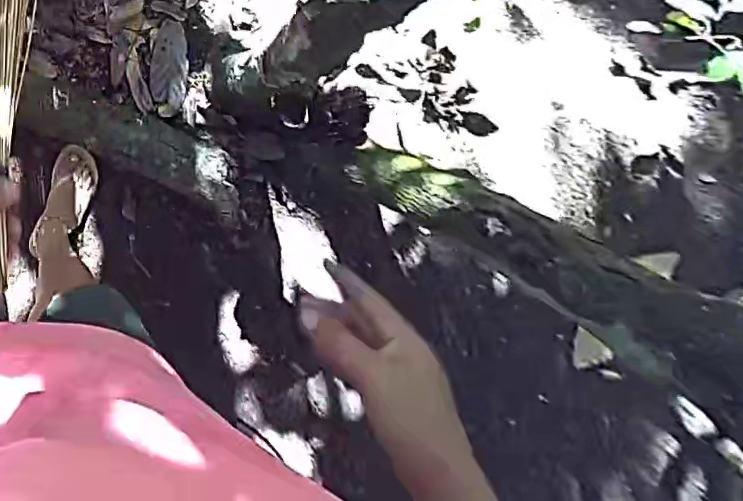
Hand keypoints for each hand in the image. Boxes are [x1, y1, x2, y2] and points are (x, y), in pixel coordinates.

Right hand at [300, 261, 495, 500]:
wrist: (440, 478)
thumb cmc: (413, 422)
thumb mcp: (372, 375)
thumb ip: (339, 343)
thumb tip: (307, 312)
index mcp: (405, 340)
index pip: (371, 300)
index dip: (347, 281)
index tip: (326, 263)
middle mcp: (404, 353)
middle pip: (365, 321)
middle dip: (334, 307)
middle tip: (302, 298)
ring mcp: (401, 376)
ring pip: (362, 342)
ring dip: (335, 331)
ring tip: (307, 324)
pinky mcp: (394, 398)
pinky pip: (362, 363)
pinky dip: (342, 353)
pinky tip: (329, 358)